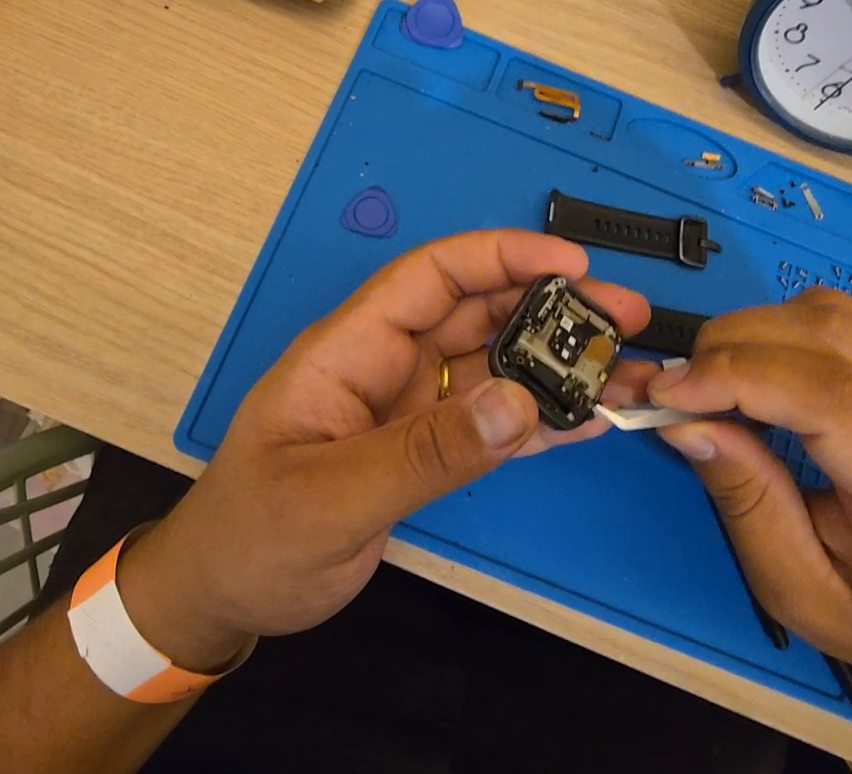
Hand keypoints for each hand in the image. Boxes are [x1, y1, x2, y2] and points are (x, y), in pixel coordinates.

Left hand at [116, 230, 652, 670]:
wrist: (225, 595)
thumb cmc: (253, 537)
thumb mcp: (331, 497)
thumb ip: (425, 453)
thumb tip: (520, 404)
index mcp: (349, 350)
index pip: (429, 277)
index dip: (499, 256)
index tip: (570, 264)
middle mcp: (386, 366)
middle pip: (476, 314)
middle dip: (549, 307)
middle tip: (626, 317)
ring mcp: (409, 408)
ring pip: (493, 367)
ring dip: (556, 365)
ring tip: (624, 370)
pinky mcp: (426, 449)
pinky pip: (491, 423)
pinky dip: (538, 420)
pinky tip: (586, 420)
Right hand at [647, 288, 851, 694]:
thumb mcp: (799, 593)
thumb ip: (747, 505)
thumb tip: (683, 424)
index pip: (833, 400)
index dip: (740, 378)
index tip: (666, 393)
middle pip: (831, 336)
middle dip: (731, 346)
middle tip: (676, 387)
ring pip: (835, 312)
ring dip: (753, 330)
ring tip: (711, 377)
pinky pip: (845, 316)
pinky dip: (781, 326)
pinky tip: (757, 368)